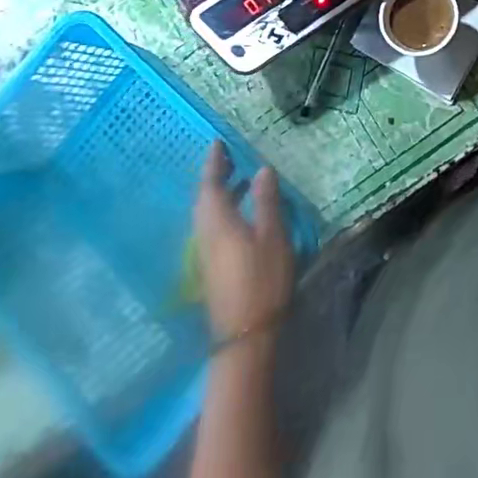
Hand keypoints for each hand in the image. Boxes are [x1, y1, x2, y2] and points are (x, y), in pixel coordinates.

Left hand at [194, 143, 293, 343]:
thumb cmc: (262, 280)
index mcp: (217, 220)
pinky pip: (212, 224)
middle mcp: (205, 232)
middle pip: (205, 196)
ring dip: (220, 192)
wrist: (245, 334)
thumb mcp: (272, 236)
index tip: (217, 143)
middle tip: (229, 156)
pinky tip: (239, 211)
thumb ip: (266, 201)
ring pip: (207, 212)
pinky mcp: (212, 264)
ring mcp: (206, 250)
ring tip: (239, 178)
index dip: (214, 162)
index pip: (210, 183)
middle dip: (215, 175)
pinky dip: (222, 208)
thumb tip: (261, 169)